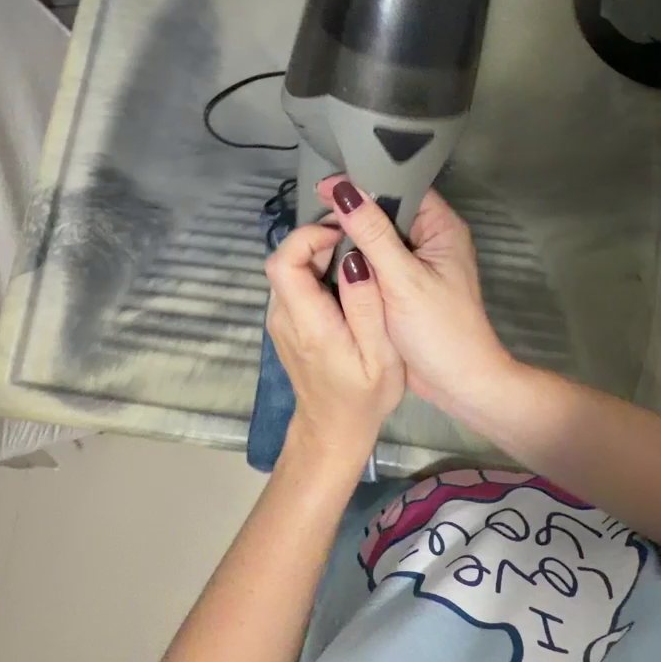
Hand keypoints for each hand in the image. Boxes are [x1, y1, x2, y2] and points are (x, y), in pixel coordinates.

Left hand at [263, 221, 405, 469]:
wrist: (334, 429)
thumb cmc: (363, 396)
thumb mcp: (380, 356)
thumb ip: (366, 306)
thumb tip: (354, 259)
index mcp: (306, 323)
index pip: (283, 263)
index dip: (307, 236)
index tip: (342, 232)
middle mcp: (283, 316)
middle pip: (285, 259)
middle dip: (319, 240)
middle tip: (358, 238)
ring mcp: (281, 319)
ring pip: (290, 268)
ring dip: (320, 253)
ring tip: (358, 254)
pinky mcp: (287, 321)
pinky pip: (296, 282)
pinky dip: (318, 269)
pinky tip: (348, 277)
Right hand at [315, 176, 517, 413]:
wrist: (459, 385)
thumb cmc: (439, 330)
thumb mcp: (403, 279)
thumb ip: (373, 234)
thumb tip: (342, 191)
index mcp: (441, 227)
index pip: (402, 186)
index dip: (364, 182)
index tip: (325, 186)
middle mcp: (431, 238)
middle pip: (388, 209)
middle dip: (353, 208)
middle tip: (313, 207)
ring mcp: (418, 262)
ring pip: (379, 235)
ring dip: (352, 233)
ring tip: (315, 228)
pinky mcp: (405, 284)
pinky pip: (376, 259)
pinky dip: (355, 256)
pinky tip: (329, 256)